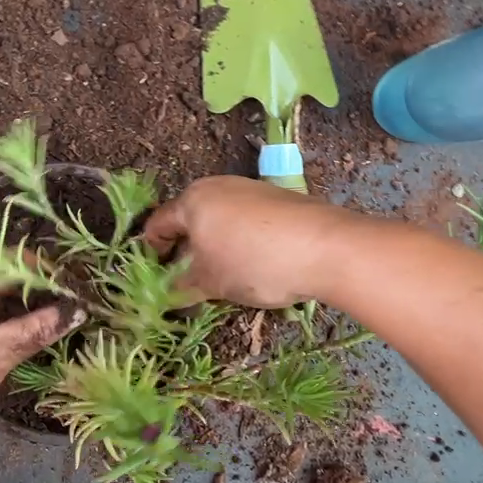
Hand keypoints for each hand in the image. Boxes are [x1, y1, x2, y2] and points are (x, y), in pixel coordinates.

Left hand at [0, 268, 82, 437]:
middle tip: (70, 303)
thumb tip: (77, 311)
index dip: (45, 274)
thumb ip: (37, 328)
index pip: (9, 262)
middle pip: (0, 268)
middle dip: (36, 284)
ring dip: (21, 295)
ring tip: (56, 311)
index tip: (76, 290)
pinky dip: (3, 304)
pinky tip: (27, 318)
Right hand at [144, 177, 355, 307]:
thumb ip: (181, 288)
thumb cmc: (254, 261)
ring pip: (221, 221)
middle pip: (190, 221)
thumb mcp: (210, 282)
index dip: (152, 252)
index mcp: (191, 200)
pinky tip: (260, 266)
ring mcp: (252, 190)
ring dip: (216, 248)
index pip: (157, 224)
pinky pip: (249, 222)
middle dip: (187, 252)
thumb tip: (169, 296)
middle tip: (191, 282)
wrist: (331, 249)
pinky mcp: (281, 200)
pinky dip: (244, 242)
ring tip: (228, 278)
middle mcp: (218, 187)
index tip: (158, 277)